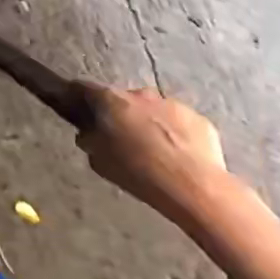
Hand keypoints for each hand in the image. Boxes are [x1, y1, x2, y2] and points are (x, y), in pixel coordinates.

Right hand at [77, 85, 230, 220]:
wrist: (197, 191)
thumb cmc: (138, 172)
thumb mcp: (98, 159)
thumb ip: (89, 139)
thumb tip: (88, 134)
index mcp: (108, 98)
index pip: (82, 88)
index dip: (78, 98)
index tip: (79, 112)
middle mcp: (138, 93)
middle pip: (122, 99)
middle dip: (121, 113)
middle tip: (124, 138)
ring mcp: (172, 105)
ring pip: (154, 109)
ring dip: (150, 122)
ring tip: (157, 150)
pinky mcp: (200, 121)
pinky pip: (181, 123)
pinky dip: (177, 133)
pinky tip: (181, 156)